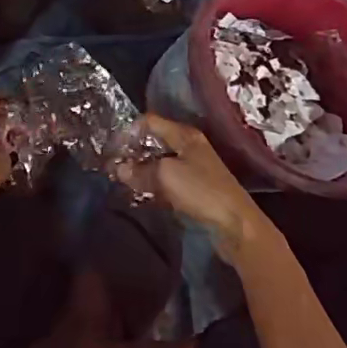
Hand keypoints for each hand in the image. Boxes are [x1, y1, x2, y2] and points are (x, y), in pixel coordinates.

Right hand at [127, 114, 272, 264]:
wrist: (235, 225)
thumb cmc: (201, 191)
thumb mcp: (167, 176)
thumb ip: (141, 170)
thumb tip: (119, 169)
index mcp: (184, 134)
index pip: (150, 121)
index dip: (129, 131)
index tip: (111, 148)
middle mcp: (188, 146)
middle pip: (154, 142)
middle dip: (133, 152)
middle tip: (112, 166)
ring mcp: (193, 168)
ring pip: (159, 163)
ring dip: (141, 171)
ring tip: (120, 182)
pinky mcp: (194, 189)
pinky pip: (167, 181)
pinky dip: (153, 186)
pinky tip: (139, 196)